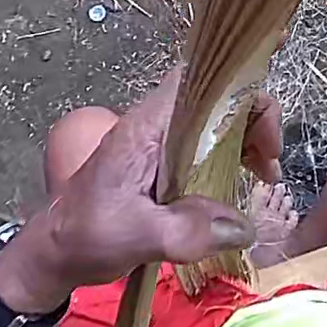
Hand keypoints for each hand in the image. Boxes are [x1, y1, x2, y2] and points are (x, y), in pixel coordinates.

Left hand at [0, 70, 280, 312]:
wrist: (57, 248)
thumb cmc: (88, 234)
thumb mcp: (138, 237)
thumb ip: (187, 230)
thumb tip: (244, 226)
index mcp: (146, 127)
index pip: (193, 78)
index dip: (233, 78)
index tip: (267, 119)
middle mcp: (155, 125)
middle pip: (212, 95)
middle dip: (251, 117)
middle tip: (269, 165)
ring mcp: (158, 141)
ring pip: (212, 118)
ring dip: (246, 137)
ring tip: (264, 175)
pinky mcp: (161, 161)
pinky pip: (205, 142)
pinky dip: (232, 153)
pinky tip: (245, 181)